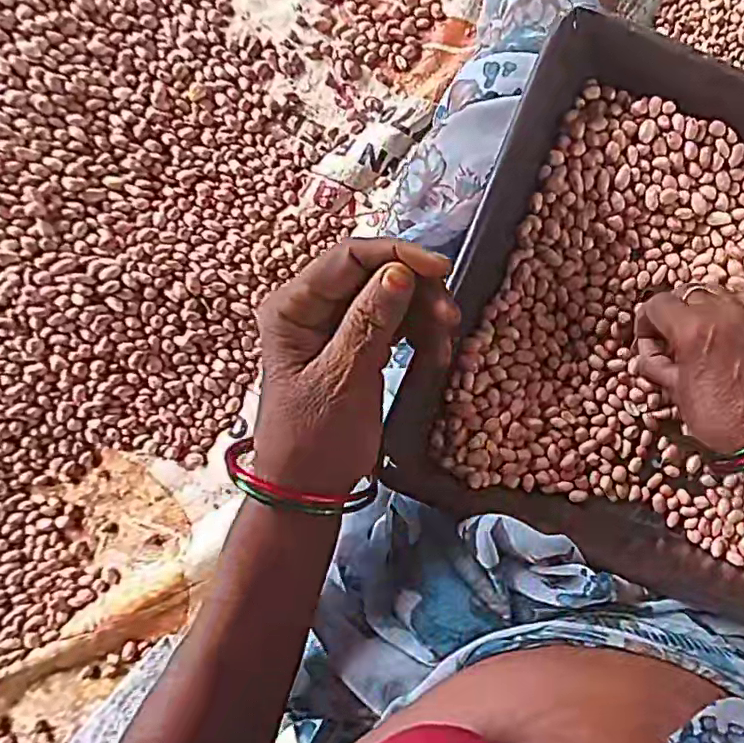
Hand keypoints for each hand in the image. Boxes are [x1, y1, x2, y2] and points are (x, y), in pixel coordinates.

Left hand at [253, 238, 458, 495]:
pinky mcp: (359, 345)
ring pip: (391, 298)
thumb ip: (369, 323)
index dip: (397, 255)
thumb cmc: (313, 438)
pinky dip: (420, 334)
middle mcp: (314, 308)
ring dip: (424, 314)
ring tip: (444, 343)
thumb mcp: (342, 379)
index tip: (440, 269)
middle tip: (449, 317)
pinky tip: (436, 352)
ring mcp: (337, 326)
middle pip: (374, 274)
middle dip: (416, 290)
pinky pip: (396, 324)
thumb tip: (399, 273)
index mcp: (294, 307)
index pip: (348, 258)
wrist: (309, 487)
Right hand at [632, 286, 743, 455]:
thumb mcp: (676, 391)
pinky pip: (737, 299)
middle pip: (682, 292)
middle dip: (669, 314)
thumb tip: (647, 353)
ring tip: (691, 334)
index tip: (647, 340)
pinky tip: (718, 329)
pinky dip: (723, 307)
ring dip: (695, 306)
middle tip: (666, 342)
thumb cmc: (721, 419)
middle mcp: (721, 314)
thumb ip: (657, 364)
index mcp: (693, 330)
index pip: (657, 304)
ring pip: (710, 290)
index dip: (645, 322)